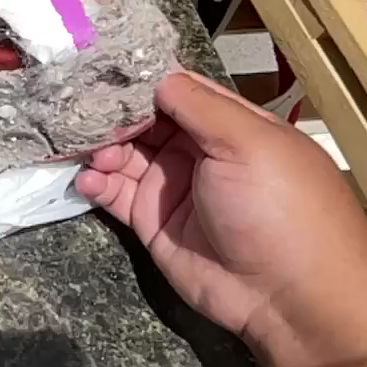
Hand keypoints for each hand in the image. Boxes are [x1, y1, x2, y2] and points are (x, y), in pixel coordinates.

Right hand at [75, 71, 366, 343]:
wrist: (289, 296)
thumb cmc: (281, 210)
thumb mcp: (250, 145)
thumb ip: (200, 107)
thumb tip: (155, 77)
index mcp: (231, 128)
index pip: (178, 92)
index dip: (142, 81)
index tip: (100, 70)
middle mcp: (198, 153)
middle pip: (141, 121)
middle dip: (109, 115)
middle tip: (77, 113)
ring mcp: (172, 187)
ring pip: (121, 154)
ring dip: (99, 149)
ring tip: (89, 155)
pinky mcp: (149, 219)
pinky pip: (113, 193)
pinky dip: (95, 183)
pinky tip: (89, 181)